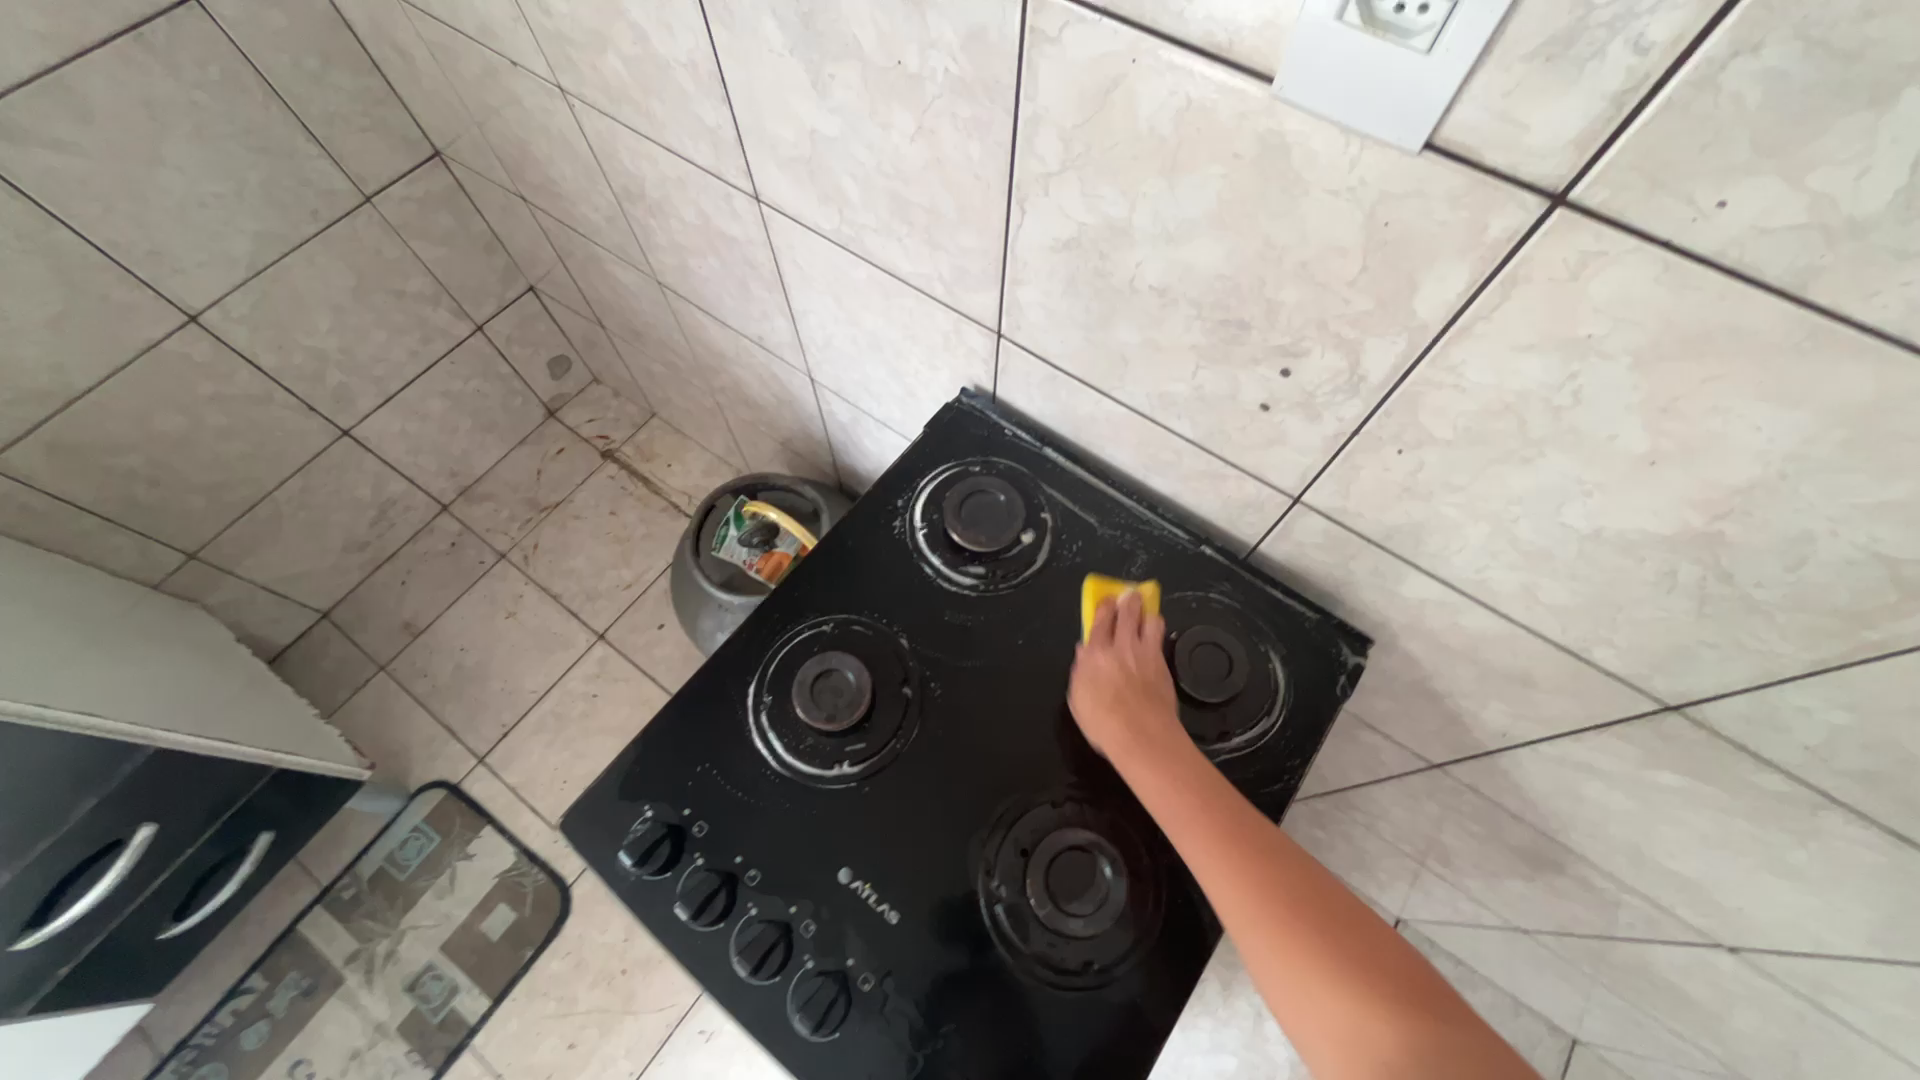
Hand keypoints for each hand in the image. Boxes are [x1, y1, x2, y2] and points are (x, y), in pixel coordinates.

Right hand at [1068, 591, 1184, 764]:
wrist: (1142, 736)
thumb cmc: (1103, 722)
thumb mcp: (1078, 698)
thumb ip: (1080, 671)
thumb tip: (1084, 652)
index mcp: (1096, 653)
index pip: (1100, 618)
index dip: (1104, 605)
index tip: (1106, 600)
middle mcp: (1122, 646)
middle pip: (1128, 611)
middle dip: (1129, 600)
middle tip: (1129, 596)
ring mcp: (1146, 653)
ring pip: (1151, 619)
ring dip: (1147, 614)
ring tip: (1145, 617)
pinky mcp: (1163, 664)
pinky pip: (1160, 639)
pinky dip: (1156, 634)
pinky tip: (1153, 639)